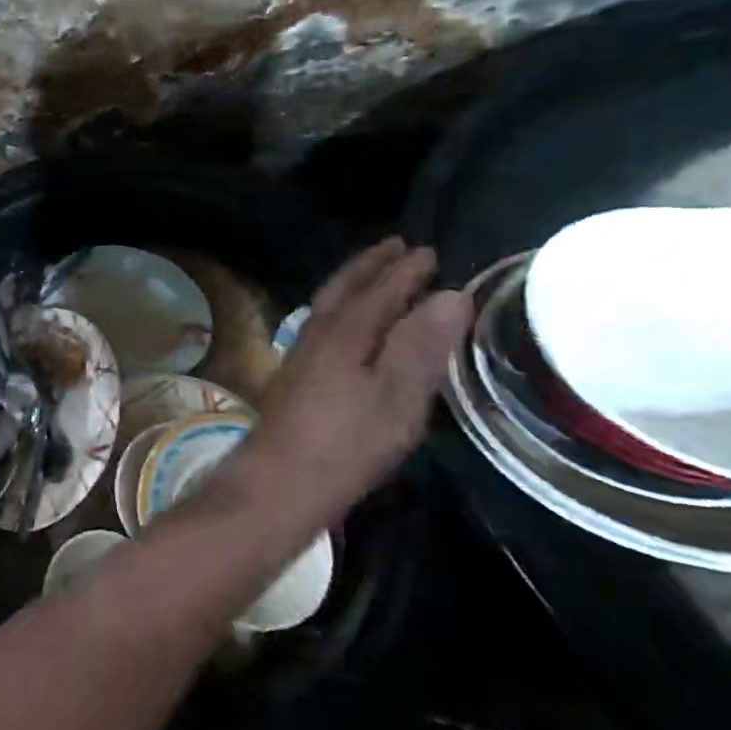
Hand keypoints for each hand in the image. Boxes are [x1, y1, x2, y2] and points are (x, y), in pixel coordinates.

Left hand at [240, 238, 473, 521]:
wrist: (278, 483)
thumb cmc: (345, 444)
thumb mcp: (397, 397)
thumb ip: (422, 345)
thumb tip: (452, 294)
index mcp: (347, 330)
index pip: (383, 288)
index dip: (407, 270)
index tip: (429, 252)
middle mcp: (320, 332)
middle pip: (347, 287)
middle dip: (372, 264)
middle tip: (395, 246)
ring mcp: (302, 353)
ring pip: (330, 303)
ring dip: (353, 282)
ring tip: (372, 275)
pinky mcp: (295, 377)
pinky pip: (323, 323)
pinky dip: (340, 308)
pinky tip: (344, 327)